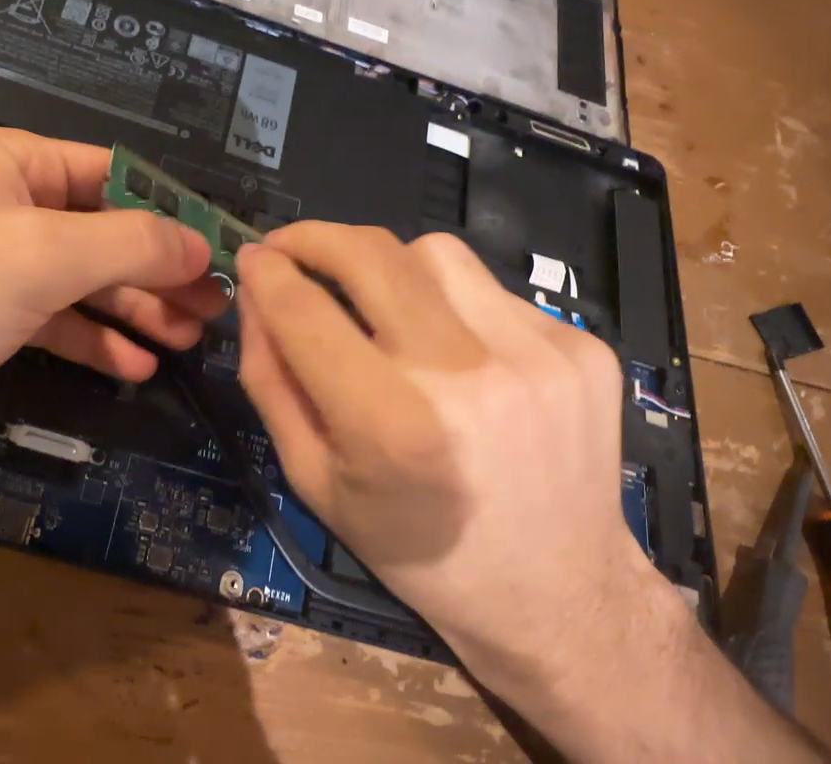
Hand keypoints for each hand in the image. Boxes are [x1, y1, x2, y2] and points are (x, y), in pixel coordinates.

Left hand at [0, 127, 225, 455]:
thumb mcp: (44, 256)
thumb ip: (131, 244)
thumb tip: (201, 245)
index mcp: (15, 164)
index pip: (115, 175)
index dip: (173, 211)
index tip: (224, 251)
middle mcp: (8, 204)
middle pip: (106, 231)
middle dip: (161, 270)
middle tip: (216, 308)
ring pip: (86, 279)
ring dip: (137, 308)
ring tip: (190, 339)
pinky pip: (59, 319)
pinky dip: (97, 339)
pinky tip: (137, 365)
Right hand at [235, 223, 661, 684]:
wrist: (558, 592)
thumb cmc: (417, 549)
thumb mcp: (316, 481)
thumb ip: (272, 381)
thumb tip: (254, 294)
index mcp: (391, 425)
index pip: (304, 311)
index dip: (265, 273)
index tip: (251, 257)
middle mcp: (465, 375)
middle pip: (371, 254)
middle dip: (315, 237)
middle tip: (291, 247)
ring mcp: (534, 353)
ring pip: (434, 253)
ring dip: (388, 266)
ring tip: (382, 306)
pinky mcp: (579, 346)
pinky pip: (490, 290)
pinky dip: (453, 305)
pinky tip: (457, 352)